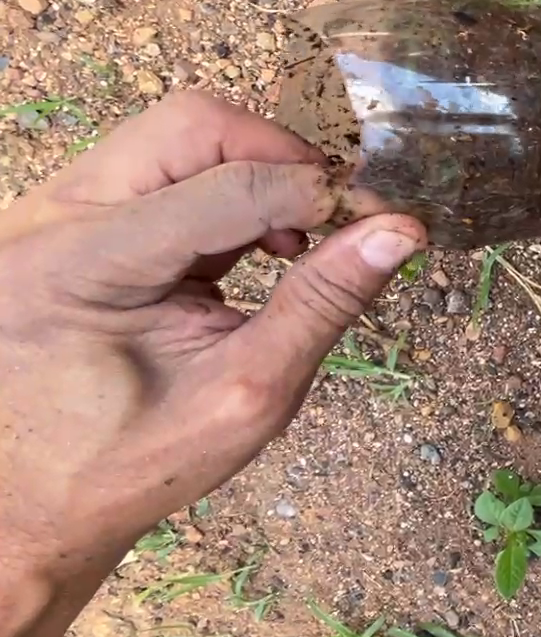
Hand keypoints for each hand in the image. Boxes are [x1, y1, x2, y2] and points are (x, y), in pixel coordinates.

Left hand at [0, 92, 423, 586]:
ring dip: (264, 170)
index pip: (235, 186)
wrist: (17, 510)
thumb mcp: (250, 391)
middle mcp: (46, 220)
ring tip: (297, 238)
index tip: (390, 227)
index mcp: (77, 267)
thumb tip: (405, 230)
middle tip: (334, 217)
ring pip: (185, 135)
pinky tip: (261, 245)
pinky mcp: (74, 221)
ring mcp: (51, 215)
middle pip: (196, 125)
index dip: (328, 196)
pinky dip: (240, 188)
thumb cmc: (132, 464)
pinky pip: (174, 166)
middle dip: (286, 158)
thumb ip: (326, 301)